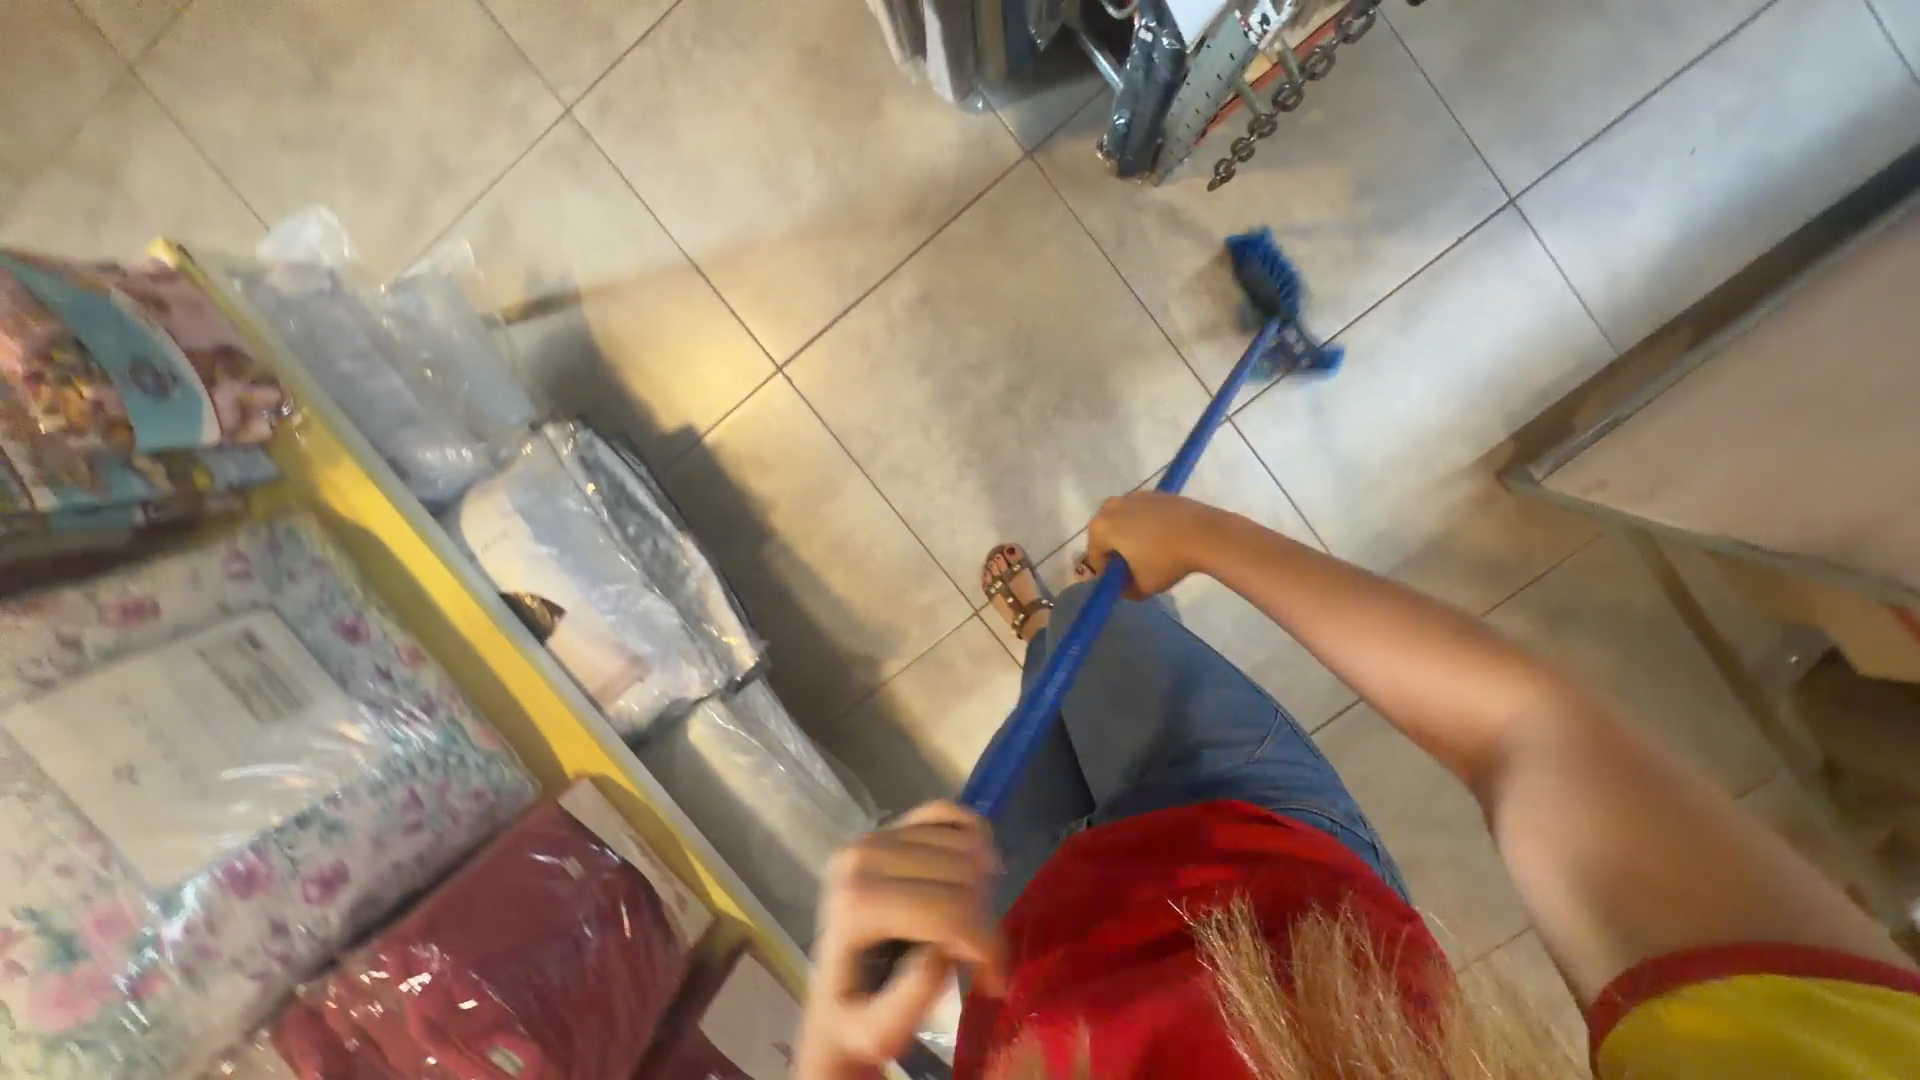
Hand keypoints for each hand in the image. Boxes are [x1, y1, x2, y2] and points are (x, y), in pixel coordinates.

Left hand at [797, 802, 1004, 1077]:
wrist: (836, 994)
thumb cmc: (858, 1018)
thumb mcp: (878, 1033)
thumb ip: (905, 1003)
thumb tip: (940, 953)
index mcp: (856, 904)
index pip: (949, 910)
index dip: (985, 945)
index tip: (994, 981)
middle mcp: (861, 856)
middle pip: (964, 874)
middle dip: (984, 920)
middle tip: (978, 958)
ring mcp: (874, 834)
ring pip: (965, 843)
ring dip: (982, 888)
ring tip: (969, 926)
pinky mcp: (889, 825)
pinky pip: (947, 811)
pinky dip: (973, 834)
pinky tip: (977, 871)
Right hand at [1084, 492, 1224, 597]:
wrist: (1205, 534)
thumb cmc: (1166, 561)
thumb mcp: (1142, 588)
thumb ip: (1124, 590)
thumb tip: (1123, 586)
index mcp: (1100, 527)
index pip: (1095, 557)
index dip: (1107, 574)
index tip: (1123, 582)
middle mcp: (1110, 506)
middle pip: (1107, 535)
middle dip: (1117, 551)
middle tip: (1135, 567)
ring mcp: (1134, 496)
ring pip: (1124, 522)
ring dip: (1131, 537)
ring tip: (1151, 552)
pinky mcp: (1155, 493)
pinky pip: (1142, 513)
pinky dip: (1147, 525)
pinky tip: (1164, 538)